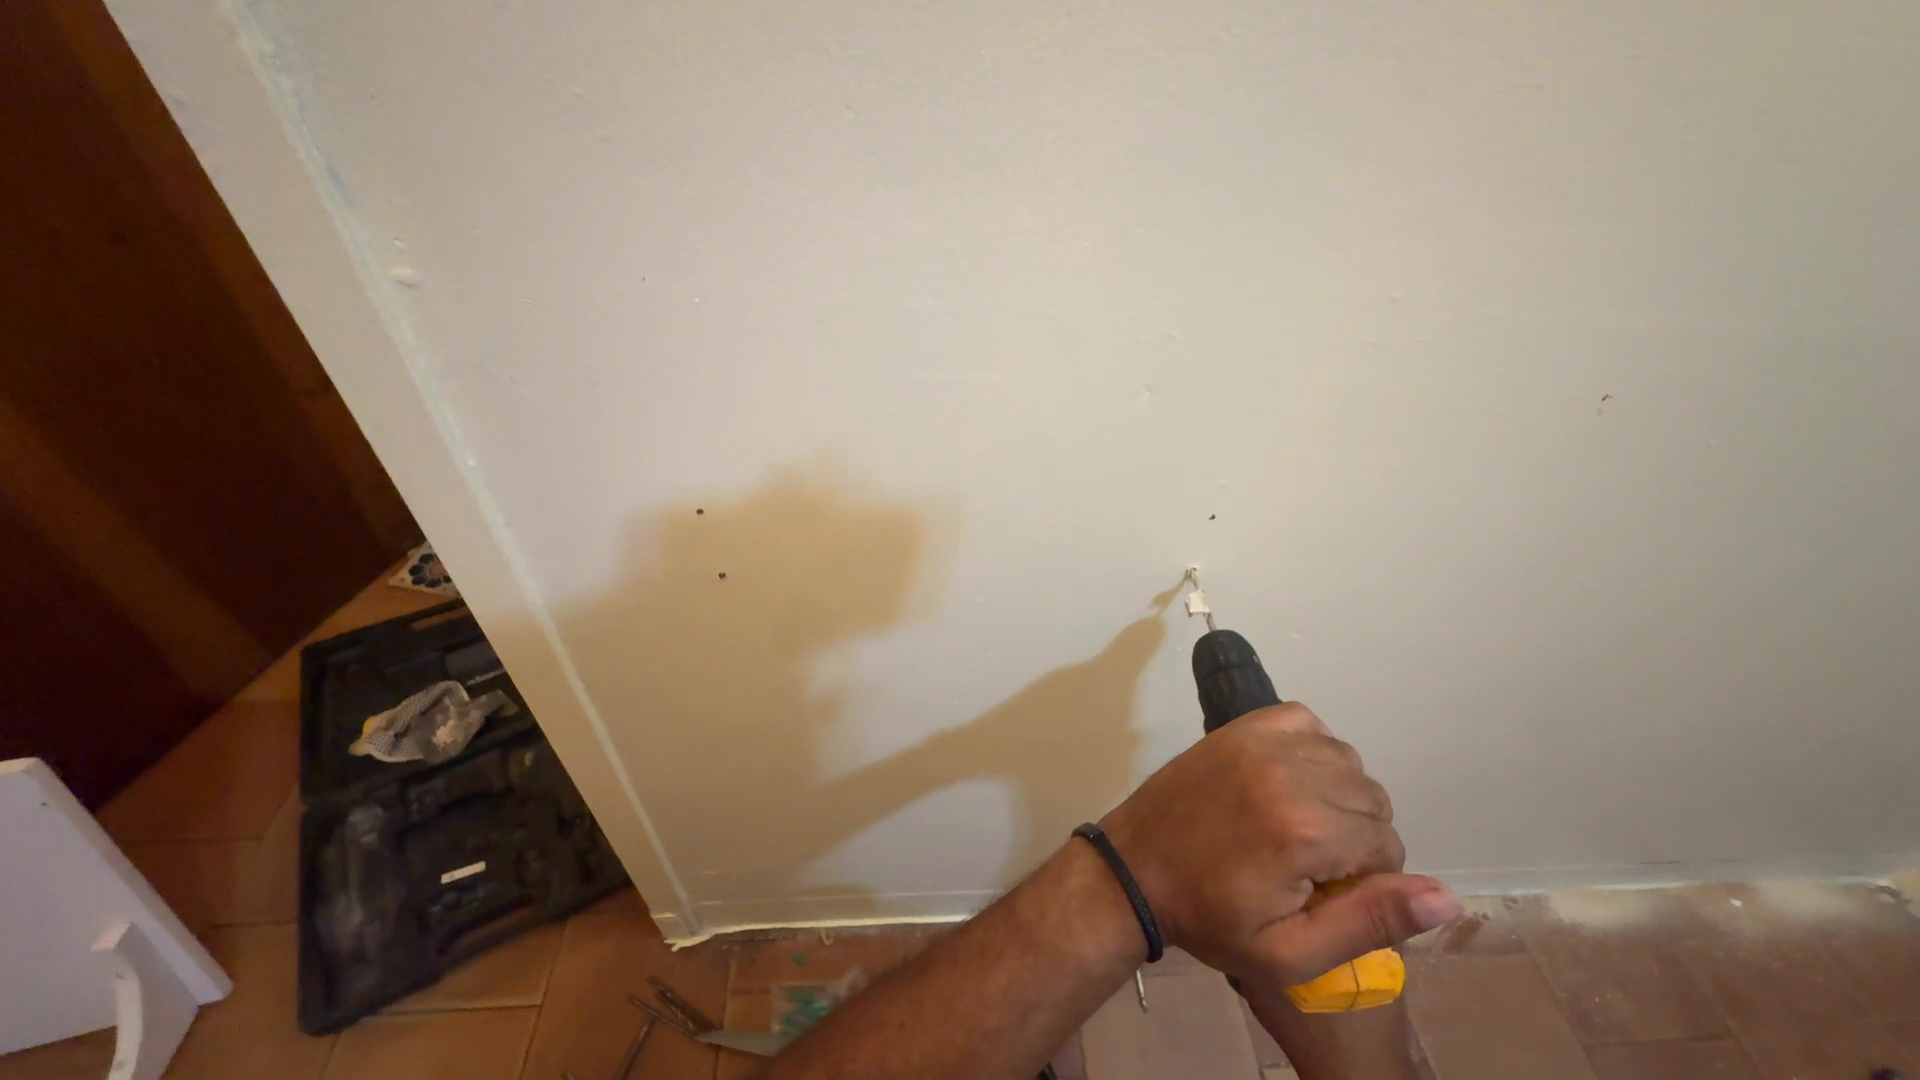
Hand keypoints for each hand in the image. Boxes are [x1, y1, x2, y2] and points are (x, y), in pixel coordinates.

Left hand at [1098, 703, 1459, 991]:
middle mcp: (1289, 773)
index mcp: (1304, 830)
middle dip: (1356, 836)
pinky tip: (1288, 781)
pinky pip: (1308, 722)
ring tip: (1297, 824)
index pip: (1387, 846)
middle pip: (1372, 800)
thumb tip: (1448, 896)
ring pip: (1346, 761)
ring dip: (1337, 793)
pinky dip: (1312, 749)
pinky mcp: (1238, 727)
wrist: (1133, 871)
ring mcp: (1260, 742)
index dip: (1366, 877)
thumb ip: (1370, 922)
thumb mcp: (1288, 952)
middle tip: (1309, 863)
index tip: (1324, 890)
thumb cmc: (1209, 919)